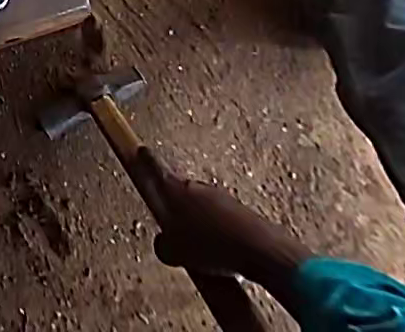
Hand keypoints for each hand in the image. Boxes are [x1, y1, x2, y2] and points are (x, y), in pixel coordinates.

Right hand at [141, 149, 312, 293]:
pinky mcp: (244, 213)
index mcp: (174, 188)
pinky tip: (225, 253)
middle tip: (175, 226)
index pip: (154, 167)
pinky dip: (222, 231)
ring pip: (204, 205)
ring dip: (201, 220)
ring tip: (204, 248)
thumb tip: (163, 245)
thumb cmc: (213, 245)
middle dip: (177, 205)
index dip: (145, 160)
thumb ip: (163, 244)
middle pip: (180, 189)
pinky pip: (225, 219)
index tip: (141, 151)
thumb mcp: (175, 252)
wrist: (264, 252)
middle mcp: (195, 186)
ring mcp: (222, 198)